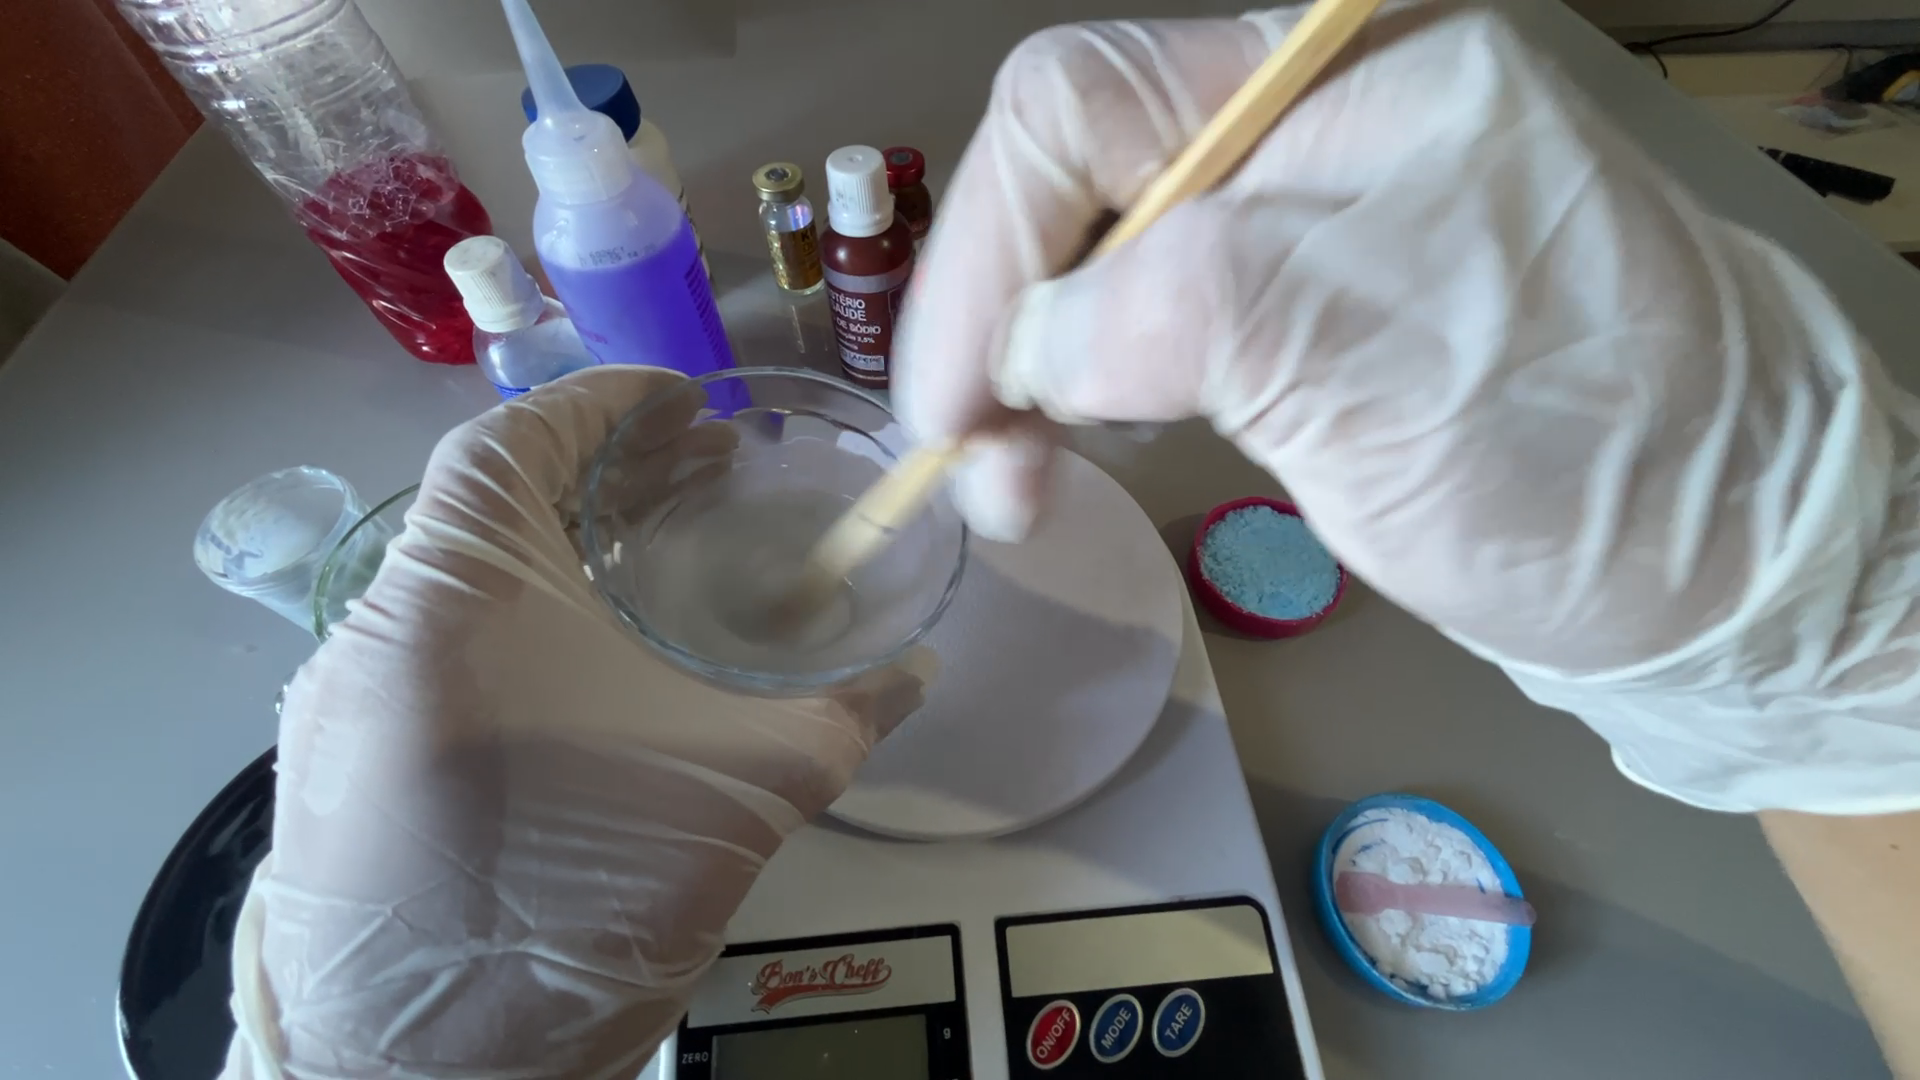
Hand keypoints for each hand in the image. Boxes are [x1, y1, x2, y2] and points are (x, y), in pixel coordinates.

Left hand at [222, 367, 934, 1079]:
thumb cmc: (580, 907)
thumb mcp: (739, 793)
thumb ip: (842, 717)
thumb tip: (922, 669)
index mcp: (464, 601)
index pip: (515, 441)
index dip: (605, 400)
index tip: (688, 398)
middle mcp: (396, 623)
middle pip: (511, 491)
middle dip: (621, 461)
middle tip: (717, 460)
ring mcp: (370, 685)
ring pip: (490, 557)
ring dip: (589, 525)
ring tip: (685, 525)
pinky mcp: (374, 740)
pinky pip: (469, 620)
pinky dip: (552, 591)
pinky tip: (622, 625)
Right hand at [896, 3, 1919, 812]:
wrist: (1706, 572)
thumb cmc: (1580, 456)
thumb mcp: (1380, 357)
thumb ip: (1178, 312)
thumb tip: (1027, 347)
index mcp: (1324, 91)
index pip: (1076, 111)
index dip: (982, 254)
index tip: (944, 406)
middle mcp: (1277, 147)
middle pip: (1059, 197)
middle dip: (987, 332)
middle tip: (966, 466)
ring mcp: (1265, 245)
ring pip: (1073, 279)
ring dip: (1014, 383)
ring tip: (1008, 487)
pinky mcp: (1258, 333)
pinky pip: (1115, 341)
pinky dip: (1062, 405)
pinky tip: (1057, 454)